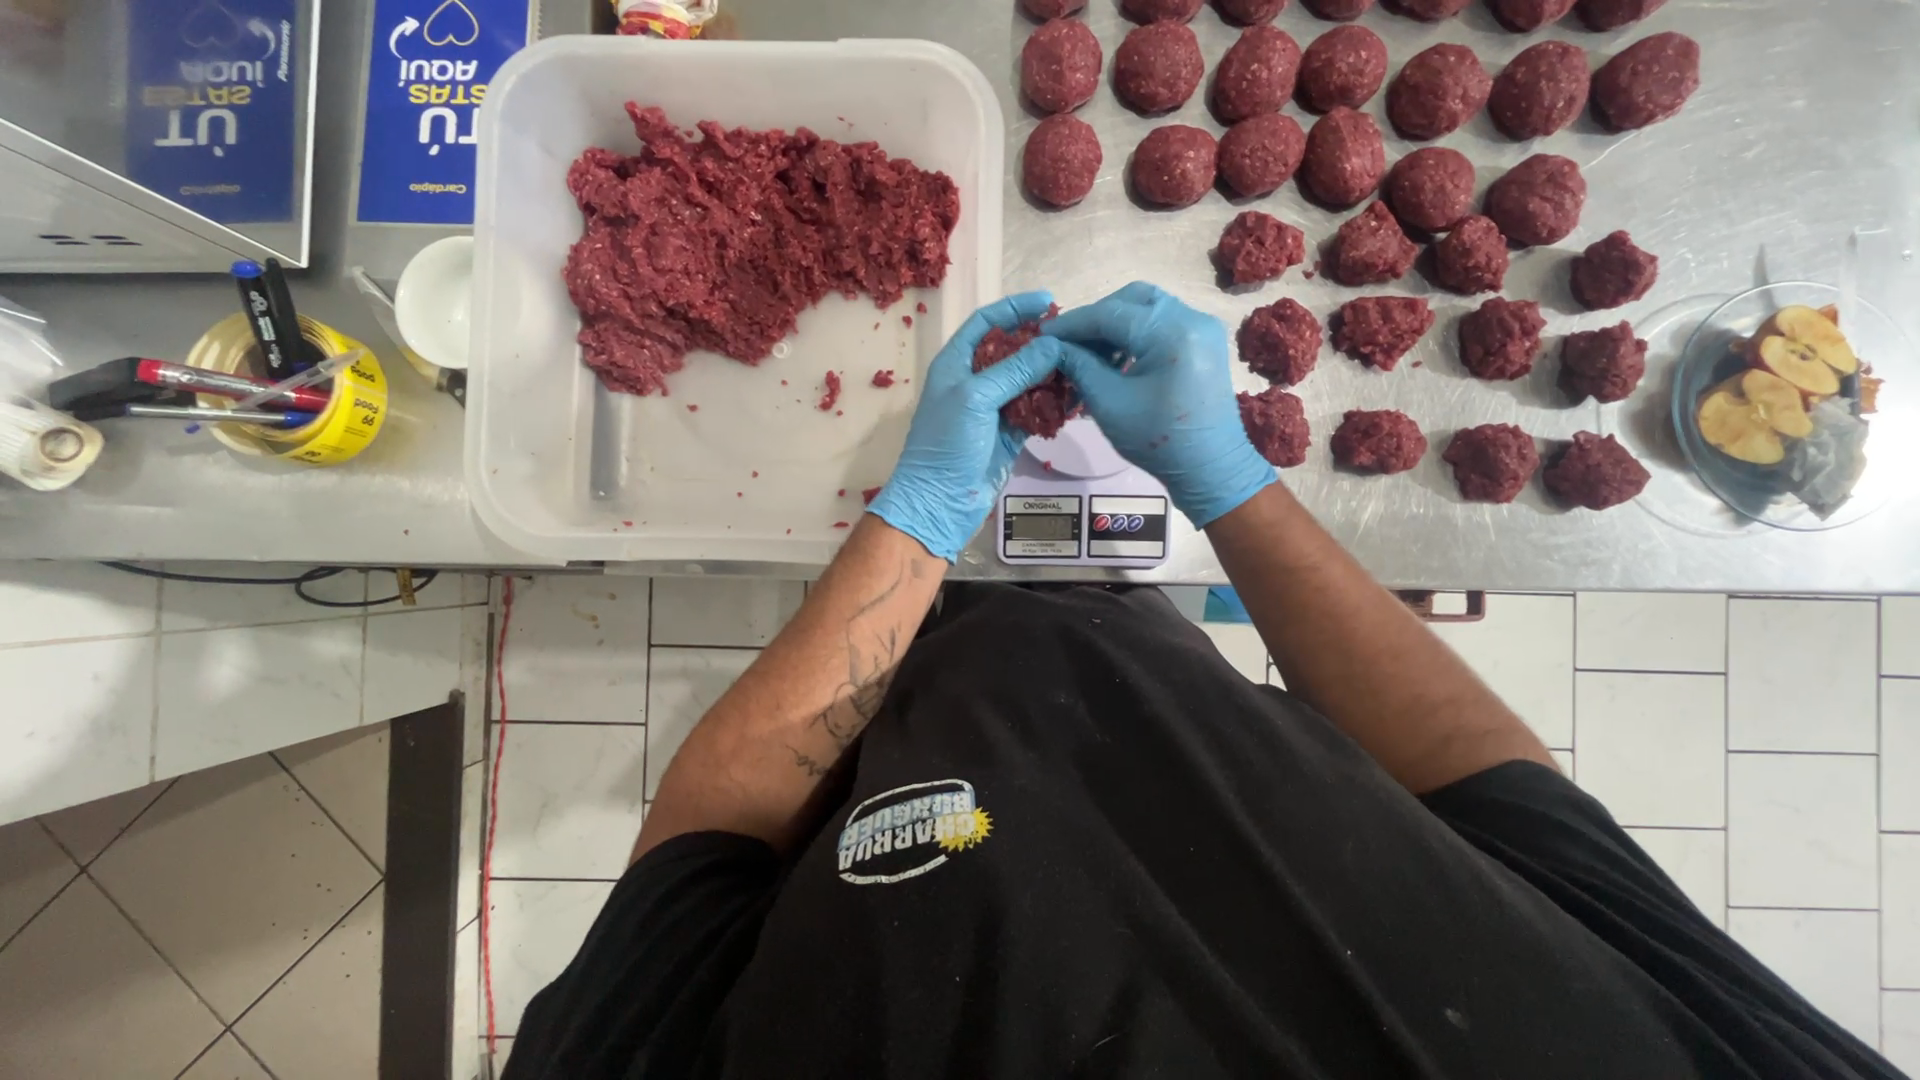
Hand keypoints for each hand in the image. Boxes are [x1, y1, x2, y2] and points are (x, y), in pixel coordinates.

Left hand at [867, 291, 1070, 560]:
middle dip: (1041, 341)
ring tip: (1083, 361)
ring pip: (1029, 380)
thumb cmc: (947, 444)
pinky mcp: (1010, 434)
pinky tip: (1077, 396)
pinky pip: (1036, 410)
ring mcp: (994, 409)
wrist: (940, 502)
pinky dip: (1054, 404)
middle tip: (1075, 334)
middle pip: (1012, 350)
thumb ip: (1014, 369)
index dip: (1014, 308)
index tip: (1047, 300)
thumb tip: (1052, 343)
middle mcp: (975, 381)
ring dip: (1053, 372)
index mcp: (956, 364)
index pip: (986, 323)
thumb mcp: (976, 398)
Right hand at [1044, 282, 1273, 526]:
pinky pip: (1163, 323)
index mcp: (1172, 333)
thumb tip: (1054, 346)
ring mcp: (1203, 328)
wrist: (1210, 468)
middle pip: (1132, 299)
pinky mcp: (1204, 341)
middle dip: (1096, 318)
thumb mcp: (1109, 403)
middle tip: (1069, 343)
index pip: (1110, 313)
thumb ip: (1079, 366)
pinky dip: (1136, 334)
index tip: (1043, 334)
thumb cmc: (1157, 441)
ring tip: (1090, 354)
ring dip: (1115, 325)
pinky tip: (1117, 359)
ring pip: (1148, 308)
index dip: (1072, 323)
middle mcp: (1193, 318)